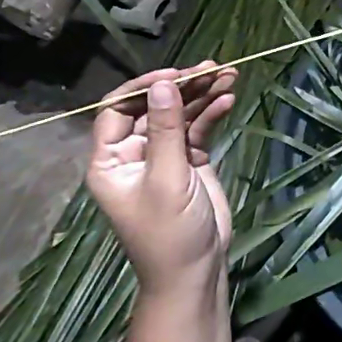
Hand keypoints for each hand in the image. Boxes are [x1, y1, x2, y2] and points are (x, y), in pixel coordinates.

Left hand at [85, 63, 237, 296]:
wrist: (196, 273)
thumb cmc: (169, 233)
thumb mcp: (167, 179)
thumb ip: (165, 130)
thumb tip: (163, 83)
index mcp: (111, 158)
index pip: (118, 108)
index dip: (144, 87)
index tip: (175, 74)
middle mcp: (134, 151)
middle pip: (154, 106)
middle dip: (182, 86)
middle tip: (212, 68)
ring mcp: (164, 155)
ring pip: (180, 113)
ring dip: (203, 94)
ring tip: (229, 75)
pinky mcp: (190, 160)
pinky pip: (198, 128)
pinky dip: (212, 113)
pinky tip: (228, 99)